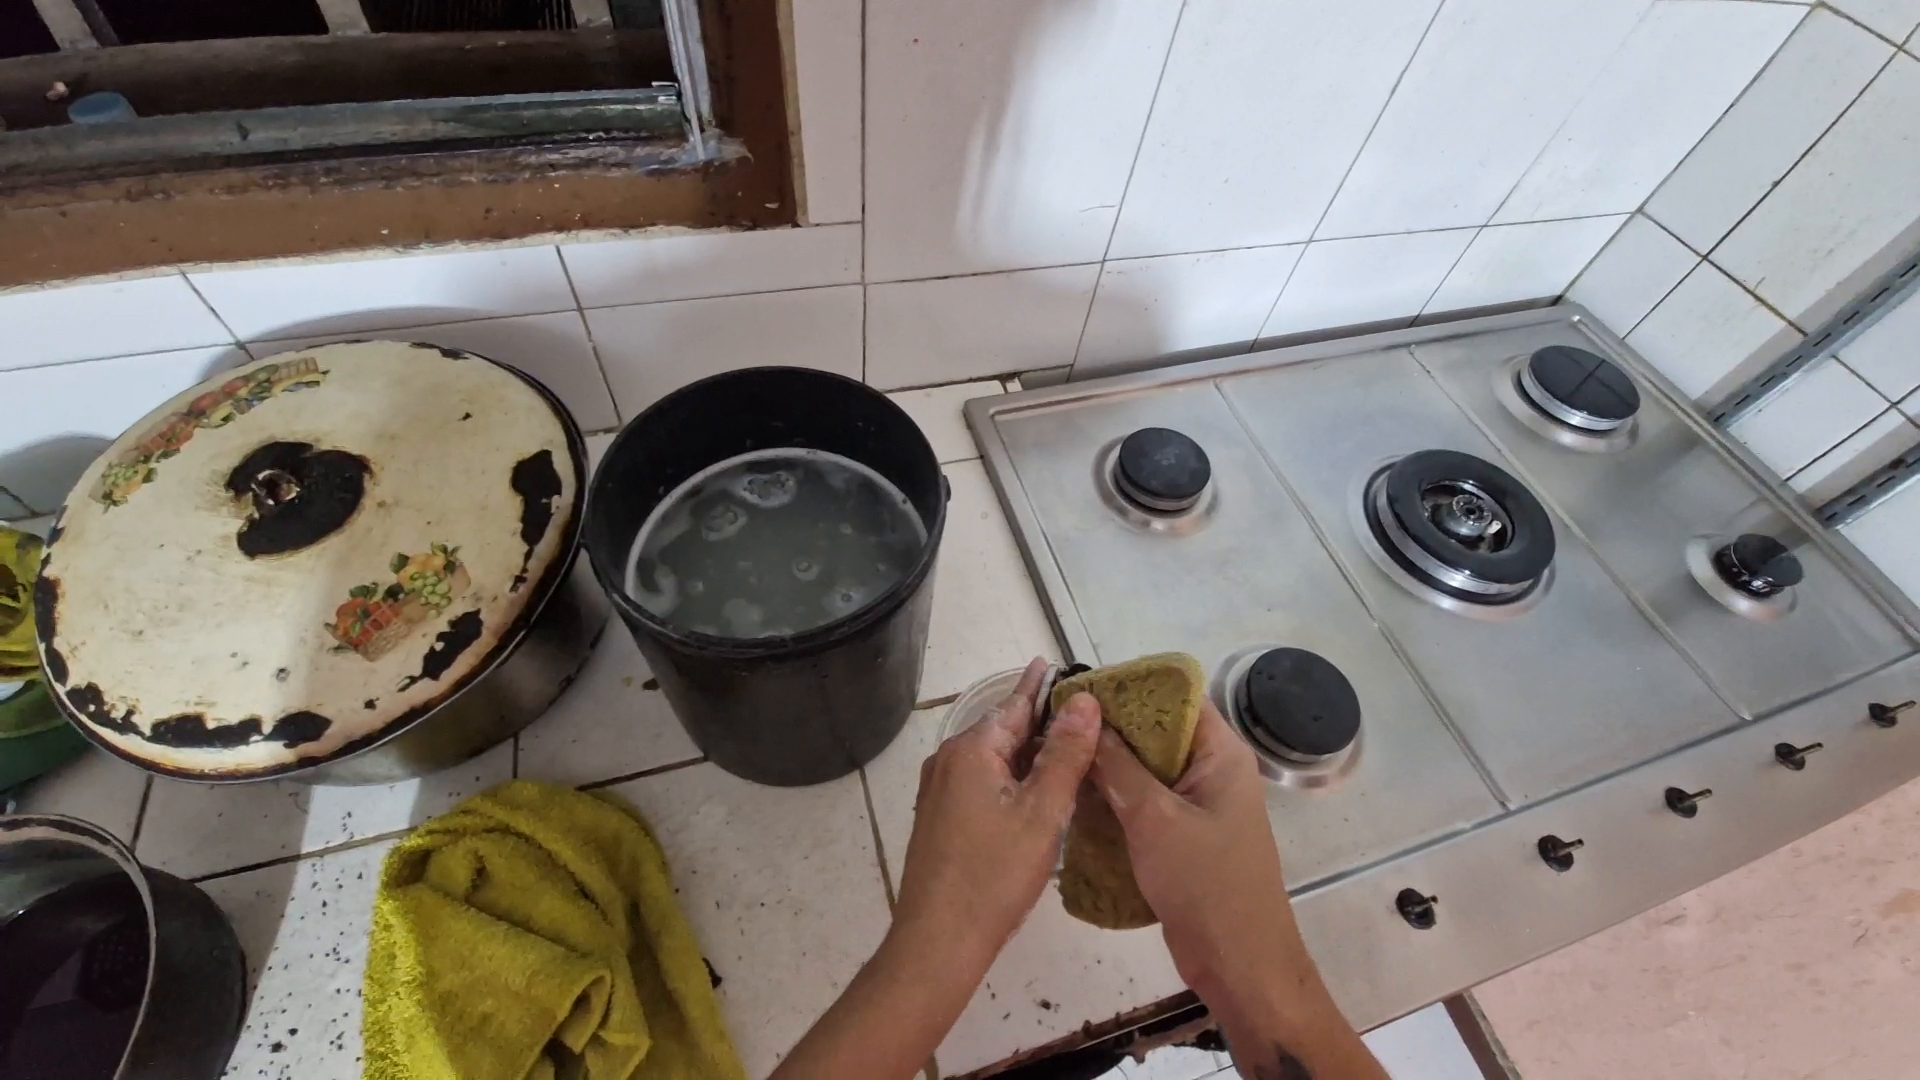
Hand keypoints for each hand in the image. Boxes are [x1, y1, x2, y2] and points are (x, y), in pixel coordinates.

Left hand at [893, 657, 1100, 970]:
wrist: (937, 942)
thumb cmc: (993, 875)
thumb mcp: (1042, 813)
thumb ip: (1065, 755)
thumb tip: (1084, 700)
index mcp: (971, 750)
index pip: (1015, 705)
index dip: (1040, 685)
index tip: (1057, 663)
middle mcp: (949, 760)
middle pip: (1002, 729)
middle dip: (1038, 719)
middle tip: (1078, 709)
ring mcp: (940, 790)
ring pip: (993, 758)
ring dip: (1026, 751)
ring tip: (1065, 743)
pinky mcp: (941, 817)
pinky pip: (982, 781)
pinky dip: (1011, 776)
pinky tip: (1034, 788)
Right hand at [1087, 697, 1320, 1013]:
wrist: (1240, 966)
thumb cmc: (1206, 883)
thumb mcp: (1154, 817)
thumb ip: (1117, 765)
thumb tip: (1084, 716)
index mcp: (1221, 753)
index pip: (1175, 697)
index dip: (1129, 688)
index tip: (1080, 691)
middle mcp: (1212, 768)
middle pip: (1156, 730)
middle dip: (1110, 726)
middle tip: (1058, 724)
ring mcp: (1198, 802)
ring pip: (1146, 766)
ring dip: (1108, 762)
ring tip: (1059, 754)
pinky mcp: (1182, 832)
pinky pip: (1144, 798)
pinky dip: (1115, 794)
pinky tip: (1076, 794)